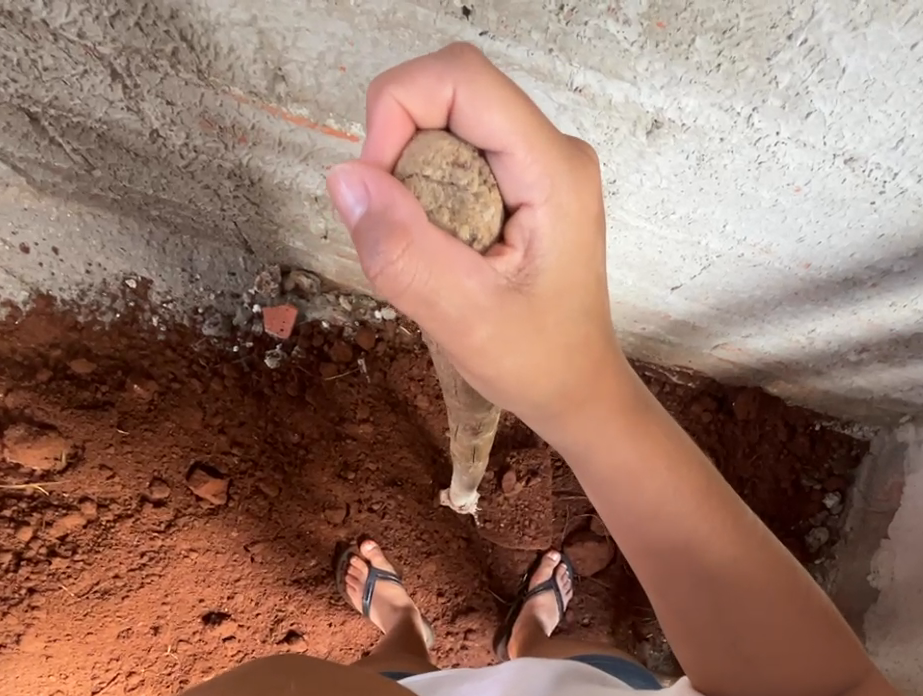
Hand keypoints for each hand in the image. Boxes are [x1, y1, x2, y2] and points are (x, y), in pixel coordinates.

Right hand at [326, 44, 632, 434]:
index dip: (396, 111)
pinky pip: (456, 162)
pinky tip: (444, 254)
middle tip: (403, 236)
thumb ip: (405, 253)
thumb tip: (346, 180)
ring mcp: (539, 168)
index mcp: (552, 171)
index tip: (378, 187)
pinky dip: (429, 200)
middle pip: (448, 98)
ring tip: (430, 254)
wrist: (577, 390)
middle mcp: (552, 153)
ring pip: (446, 130)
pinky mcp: (523, 188)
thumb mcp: (465, 319)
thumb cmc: (540, 363)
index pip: (459, 79)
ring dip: (413, 183)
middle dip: (401, 155)